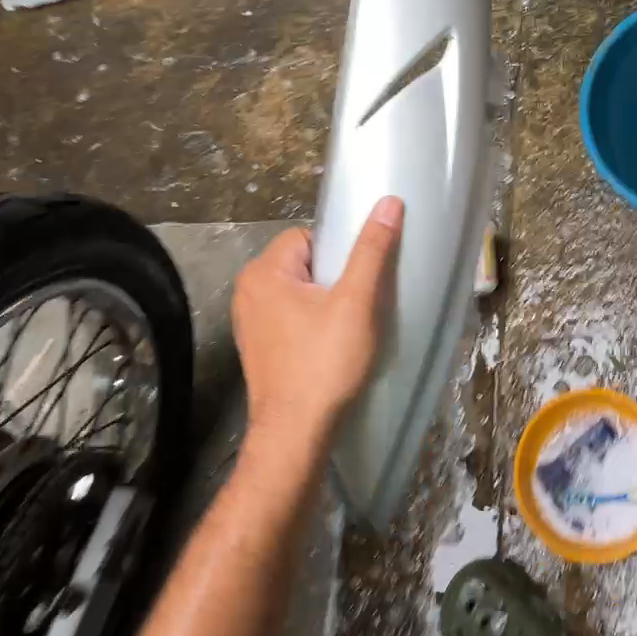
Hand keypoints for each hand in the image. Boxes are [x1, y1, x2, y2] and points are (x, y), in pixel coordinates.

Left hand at [229, 196, 403, 438]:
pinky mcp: (258, 347)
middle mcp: (248, 291)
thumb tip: (388, 203)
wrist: (296, 432)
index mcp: (263, 271)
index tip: (358, 280)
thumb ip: (371, 250)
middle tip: (358, 304)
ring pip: (300, 292)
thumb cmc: (324, 362)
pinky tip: (332, 345)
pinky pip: (291, 317)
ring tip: (349, 326)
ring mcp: (249, 322)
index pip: (309, 237)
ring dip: (326, 302)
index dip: (339, 253)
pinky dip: (313, 323)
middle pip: (305, 263)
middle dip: (335, 278)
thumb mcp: (356, 301)